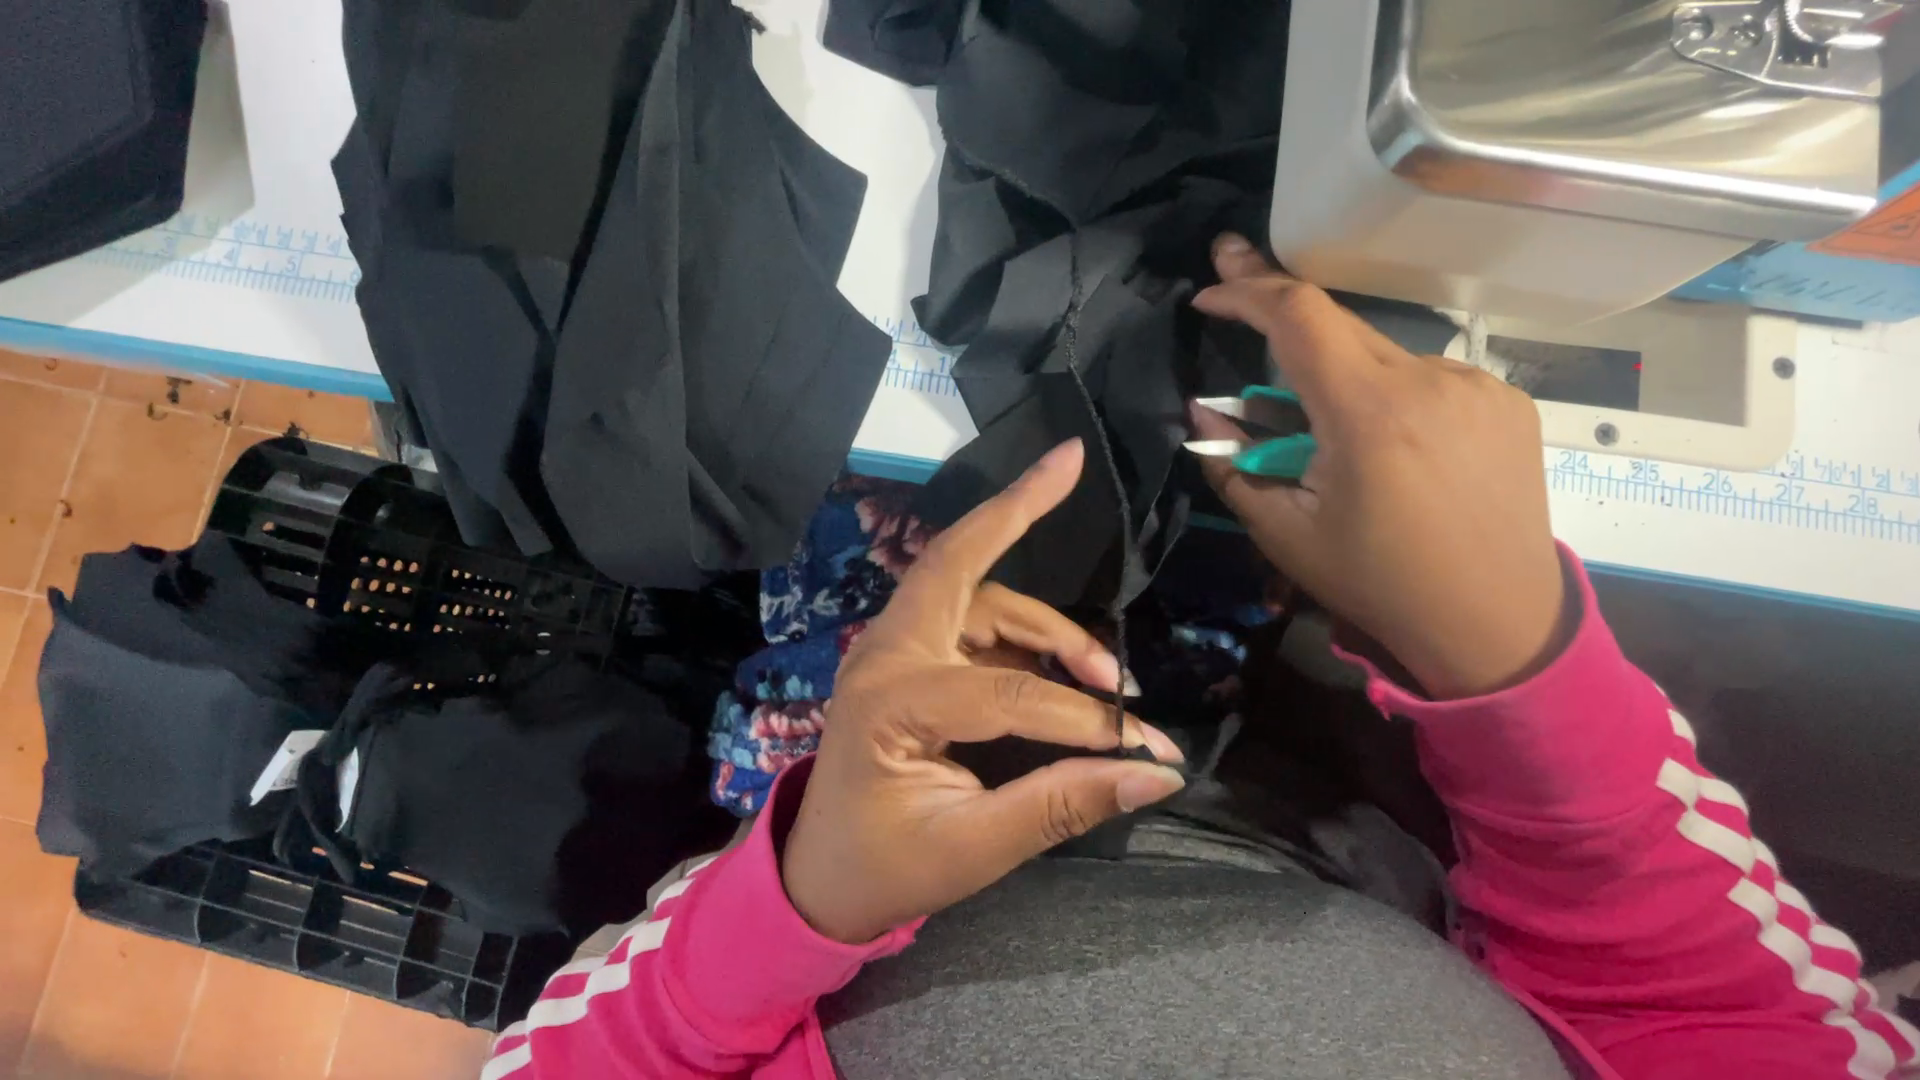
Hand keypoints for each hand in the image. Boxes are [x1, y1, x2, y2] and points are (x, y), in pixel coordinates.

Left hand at [781, 439, 1187, 943]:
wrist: (820, 877)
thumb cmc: (885, 866)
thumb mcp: (973, 848)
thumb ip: (1060, 803)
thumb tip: (1157, 773)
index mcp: (890, 699)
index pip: (1006, 692)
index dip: (1082, 722)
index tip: (1147, 750)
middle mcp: (886, 652)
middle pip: (955, 559)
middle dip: (1016, 506)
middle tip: (1069, 461)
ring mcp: (894, 649)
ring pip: (975, 592)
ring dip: (1041, 617)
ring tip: (1104, 675)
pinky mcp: (911, 659)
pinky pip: (972, 621)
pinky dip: (1022, 633)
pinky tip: (1064, 672)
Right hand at [1190, 235, 1567, 699]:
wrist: (1494, 622)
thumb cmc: (1376, 581)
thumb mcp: (1284, 531)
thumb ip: (1234, 464)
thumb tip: (1204, 412)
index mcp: (1368, 412)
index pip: (1299, 315)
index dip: (1247, 289)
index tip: (1211, 287)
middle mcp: (1430, 380)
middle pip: (1339, 325)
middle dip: (1279, 312)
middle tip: (1233, 294)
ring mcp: (1477, 386)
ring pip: (1381, 356)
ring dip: (1336, 374)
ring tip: (1325, 433)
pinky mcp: (1506, 401)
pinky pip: (1425, 379)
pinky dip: (1387, 394)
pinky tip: (1387, 443)